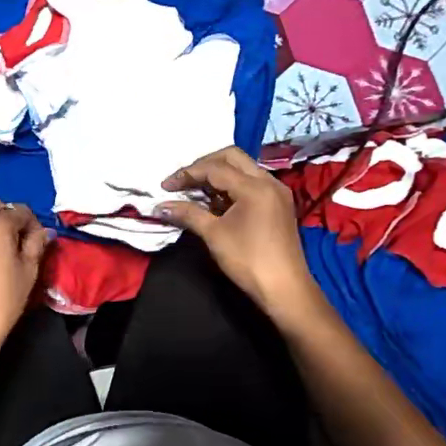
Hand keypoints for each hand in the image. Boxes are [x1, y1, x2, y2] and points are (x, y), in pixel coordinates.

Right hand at [155, 148, 323, 323]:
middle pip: (232, 157)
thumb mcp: (214, 235)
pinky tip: (217, 201)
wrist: (283, 287)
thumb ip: (188, 214)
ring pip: (243, 168)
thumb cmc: (248, 260)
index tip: (165, 187)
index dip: (186, 174)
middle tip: (183, 181)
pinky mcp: (279, 204)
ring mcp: (277, 192)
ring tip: (196, 191)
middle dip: (204, 165)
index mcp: (254, 187)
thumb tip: (161, 206)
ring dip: (218, 174)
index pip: (215, 168)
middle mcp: (269, 181)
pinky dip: (232, 185)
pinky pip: (252, 182)